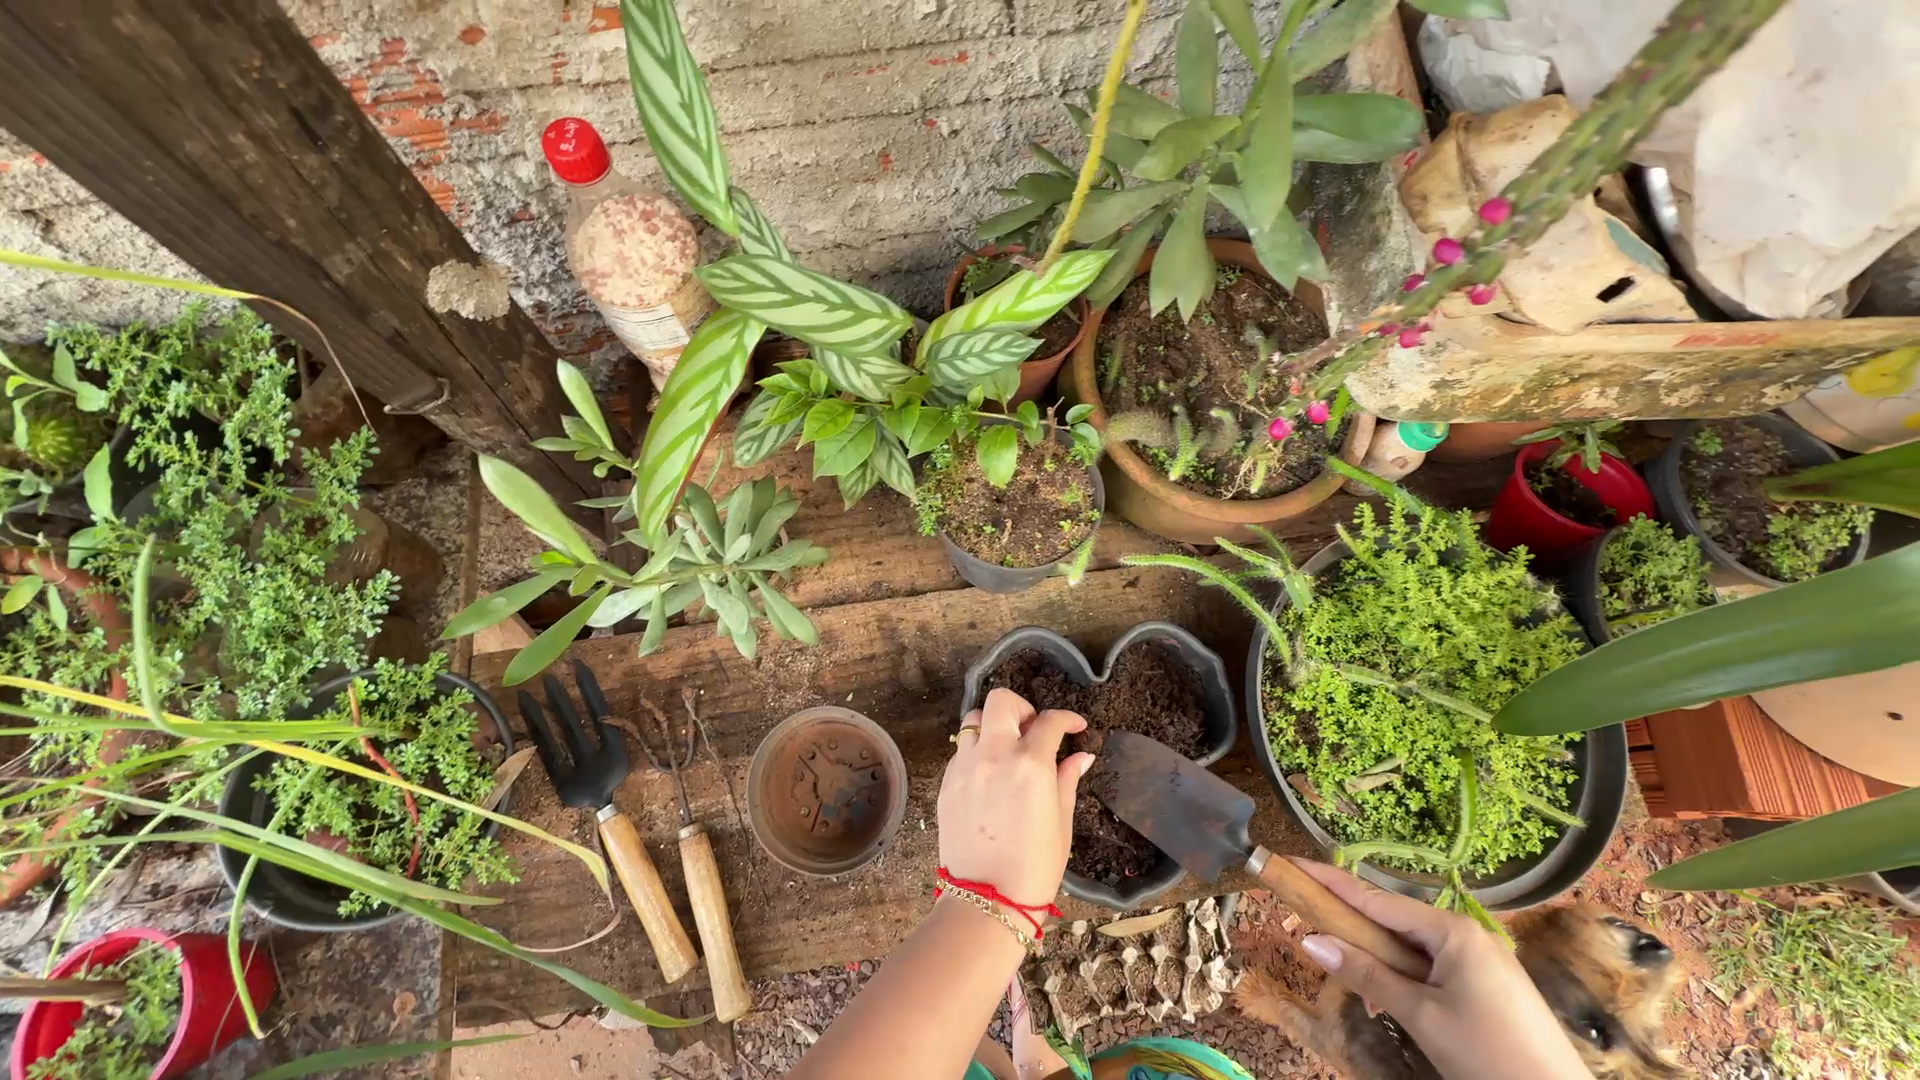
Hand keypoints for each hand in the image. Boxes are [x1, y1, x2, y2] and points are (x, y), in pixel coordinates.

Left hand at [938, 688, 1093, 905]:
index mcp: (1030, 764)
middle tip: (1034, 730)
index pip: (1049, 721)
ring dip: (993, 725)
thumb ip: (1067, 780)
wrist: (988, 900)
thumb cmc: (1035, 867)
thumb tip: (1081, 756)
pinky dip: (977, 752)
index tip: (1075, 726)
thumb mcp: (1062, 822)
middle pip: (1001, 701)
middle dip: (1022, 708)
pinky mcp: (946, 783)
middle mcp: (994, 755)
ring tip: (1007, 749)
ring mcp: (965, 767)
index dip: (1067, 718)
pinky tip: (990, 775)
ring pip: (973, 720)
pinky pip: (961, 751)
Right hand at [1290, 860, 1593, 1079]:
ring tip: (1345, 968)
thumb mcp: (1420, 1014)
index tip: (1292, 862)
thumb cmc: (1489, 1056)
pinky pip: (1431, 964)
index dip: (1329, 881)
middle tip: (1306, 917)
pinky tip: (1388, 996)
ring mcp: (1480, 958)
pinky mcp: (1488, 983)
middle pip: (1392, 918)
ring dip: (1376, 955)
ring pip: (1410, 945)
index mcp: (1451, 930)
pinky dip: (1402, 974)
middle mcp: (1466, 932)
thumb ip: (1365, 974)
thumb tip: (1310, 941)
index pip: (1375, 898)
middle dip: (1350, 921)